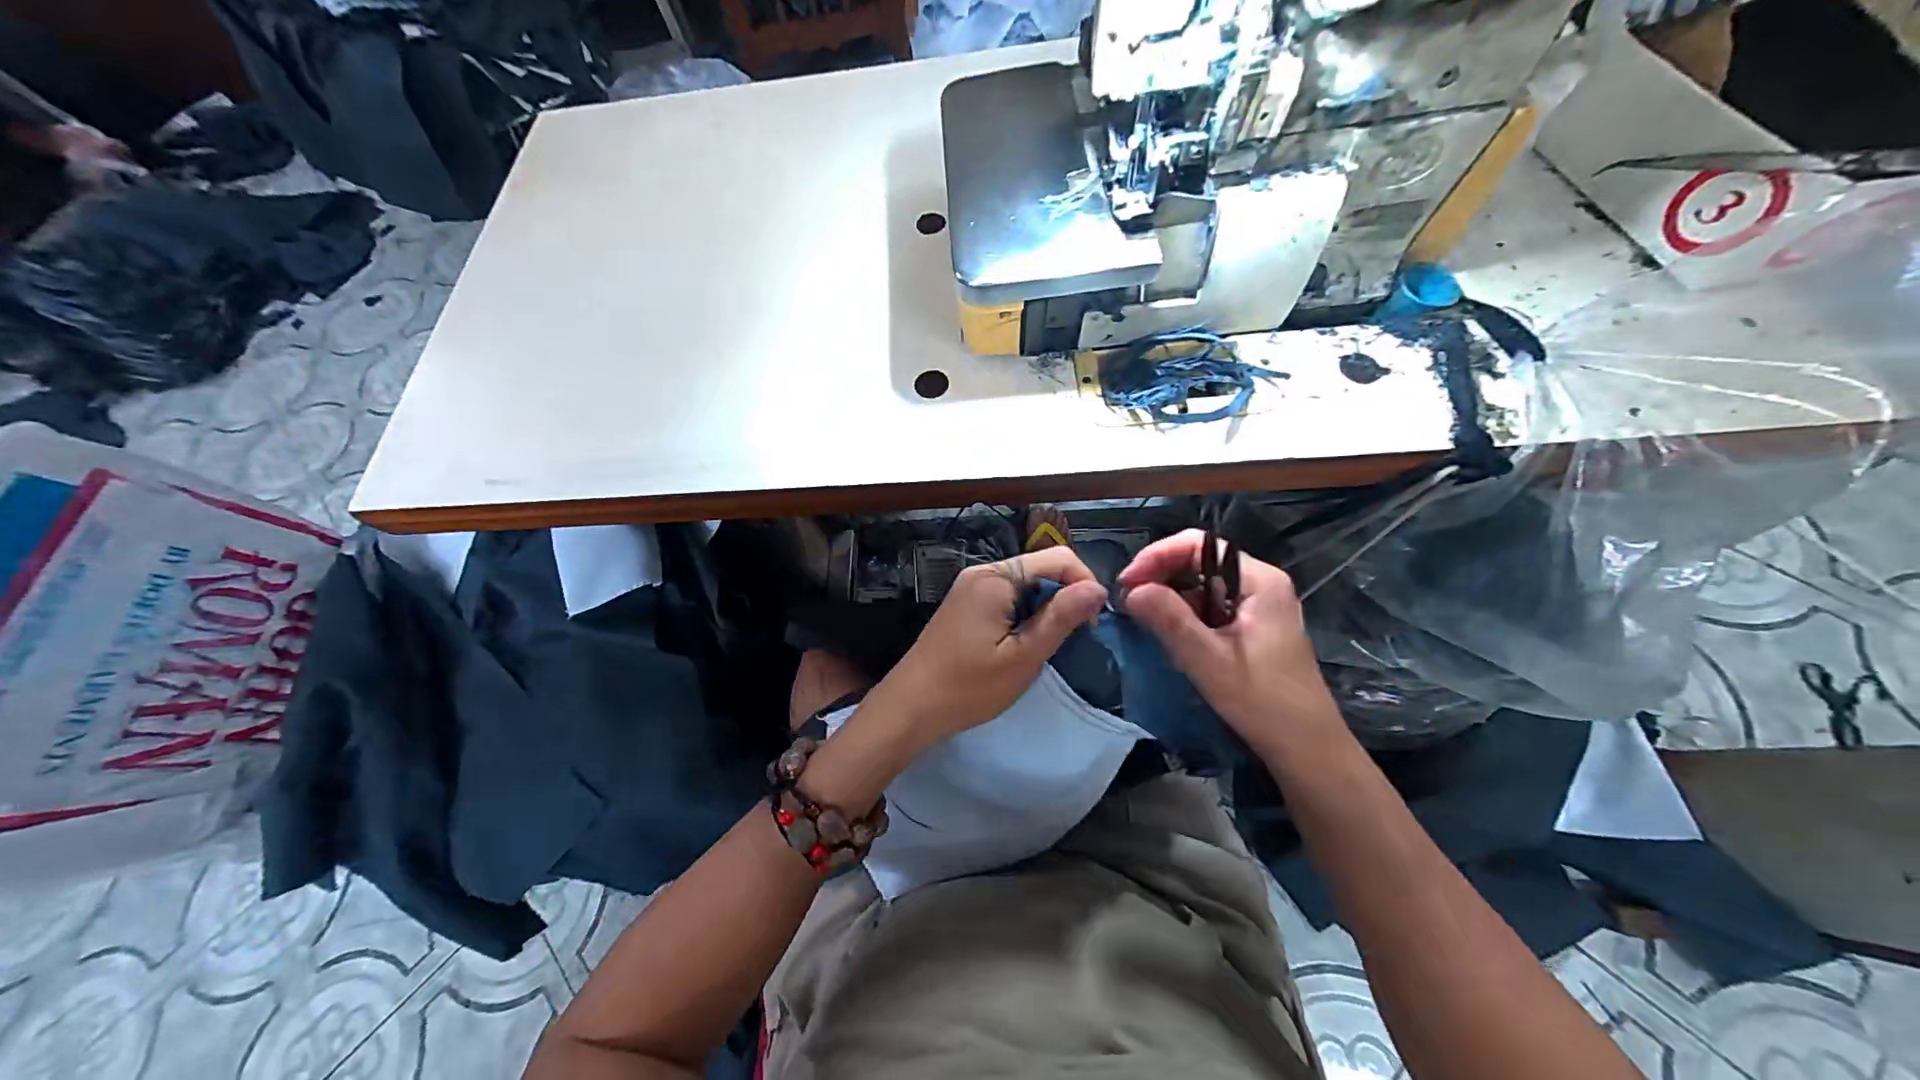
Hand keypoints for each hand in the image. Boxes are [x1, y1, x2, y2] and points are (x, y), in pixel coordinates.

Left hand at [867, 546, 1106, 747]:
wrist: (910, 707)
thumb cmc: (968, 686)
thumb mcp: (1022, 657)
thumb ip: (1060, 618)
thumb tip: (1097, 588)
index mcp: (996, 577)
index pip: (1058, 558)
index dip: (1083, 583)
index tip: (1093, 623)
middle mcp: (983, 572)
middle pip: (1041, 568)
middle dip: (1064, 597)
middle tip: (1070, 640)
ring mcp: (971, 587)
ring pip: (1026, 584)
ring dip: (1045, 609)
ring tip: (1046, 646)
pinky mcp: (967, 604)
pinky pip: (1008, 597)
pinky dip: (1025, 614)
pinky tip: (1023, 644)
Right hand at [1118, 529, 1344, 757]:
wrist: (1306, 748)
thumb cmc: (1263, 702)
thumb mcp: (1209, 661)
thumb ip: (1169, 620)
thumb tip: (1131, 590)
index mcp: (1259, 581)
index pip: (1199, 545)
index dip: (1158, 556)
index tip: (1127, 583)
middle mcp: (1260, 584)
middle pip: (1199, 561)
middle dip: (1160, 576)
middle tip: (1128, 602)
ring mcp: (1257, 606)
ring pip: (1201, 584)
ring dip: (1169, 597)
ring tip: (1142, 619)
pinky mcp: (1251, 627)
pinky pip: (1209, 606)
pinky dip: (1184, 615)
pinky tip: (1168, 636)